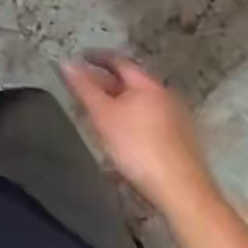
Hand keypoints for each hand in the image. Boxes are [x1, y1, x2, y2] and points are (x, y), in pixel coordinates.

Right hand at [61, 52, 214, 212]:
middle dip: (105, 80)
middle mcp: (165, 96)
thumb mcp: (103, 115)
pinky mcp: (180, 139)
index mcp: (148, 85)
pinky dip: (130, 116)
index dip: (96, 57)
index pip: (119, 61)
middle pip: (131, 81)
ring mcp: (176, 118)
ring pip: (140, 100)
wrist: (181, 191)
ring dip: (118, 100)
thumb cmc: (137, 147)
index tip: (79, 57)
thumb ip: (83, 88)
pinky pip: (149, 117)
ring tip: (97, 109)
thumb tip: (66, 63)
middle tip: (83, 85)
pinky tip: (120, 132)